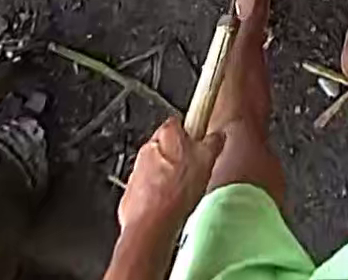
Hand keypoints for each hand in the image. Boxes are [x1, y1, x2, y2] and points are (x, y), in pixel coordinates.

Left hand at [117, 116, 224, 236]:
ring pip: (155, 168)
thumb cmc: (177, 189)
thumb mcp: (207, 159)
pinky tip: (166, 207)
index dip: (189, 133)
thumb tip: (218, 136)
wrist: (152, 226)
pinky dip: (154, 197)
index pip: (178, 121)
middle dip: (177, 156)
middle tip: (191, 170)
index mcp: (167, 132)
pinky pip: (145, 190)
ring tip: (180, 193)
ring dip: (164, 177)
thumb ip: (214, 142)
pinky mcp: (129, 195)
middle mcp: (148, 147)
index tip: (196, 143)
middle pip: (165, 145)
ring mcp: (136, 171)